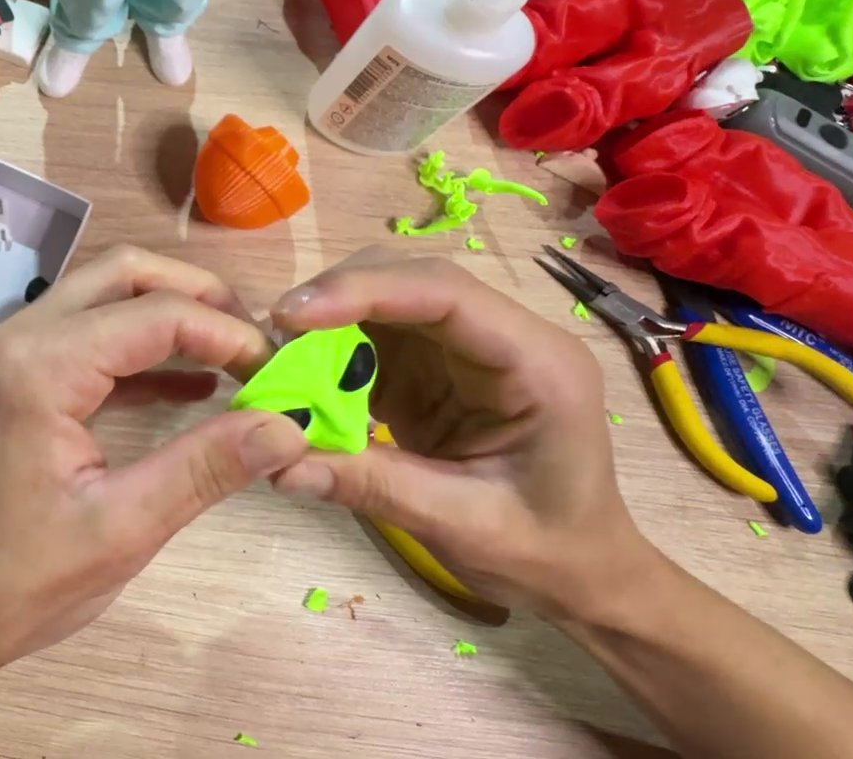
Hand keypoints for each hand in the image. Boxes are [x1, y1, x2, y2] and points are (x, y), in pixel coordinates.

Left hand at [0, 247, 306, 676]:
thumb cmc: (20, 580)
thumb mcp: (122, 528)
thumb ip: (207, 466)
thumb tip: (291, 425)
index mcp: (41, 366)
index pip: (156, 315)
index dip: (228, 334)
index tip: (282, 373)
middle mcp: (22, 337)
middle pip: (124, 275)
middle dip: (198, 297)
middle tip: (256, 345)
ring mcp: (15, 352)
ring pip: (105, 295)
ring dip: (170, 314)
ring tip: (236, 359)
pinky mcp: (19, 376)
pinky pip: (89, 335)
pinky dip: (141, 348)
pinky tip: (192, 387)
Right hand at [265, 248, 654, 616]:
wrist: (579, 573)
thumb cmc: (545, 552)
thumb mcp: (463, 526)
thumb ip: (373, 486)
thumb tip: (280, 466)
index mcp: (535, 362)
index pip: (445, 294)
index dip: (364, 291)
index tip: (291, 315)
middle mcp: (500, 336)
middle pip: (408, 279)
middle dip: (336, 296)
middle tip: (273, 333)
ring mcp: (463, 346)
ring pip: (383, 297)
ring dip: (326, 318)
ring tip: (276, 352)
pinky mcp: (431, 364)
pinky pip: (371, 334)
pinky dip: (329, 347)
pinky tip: (299, 371)